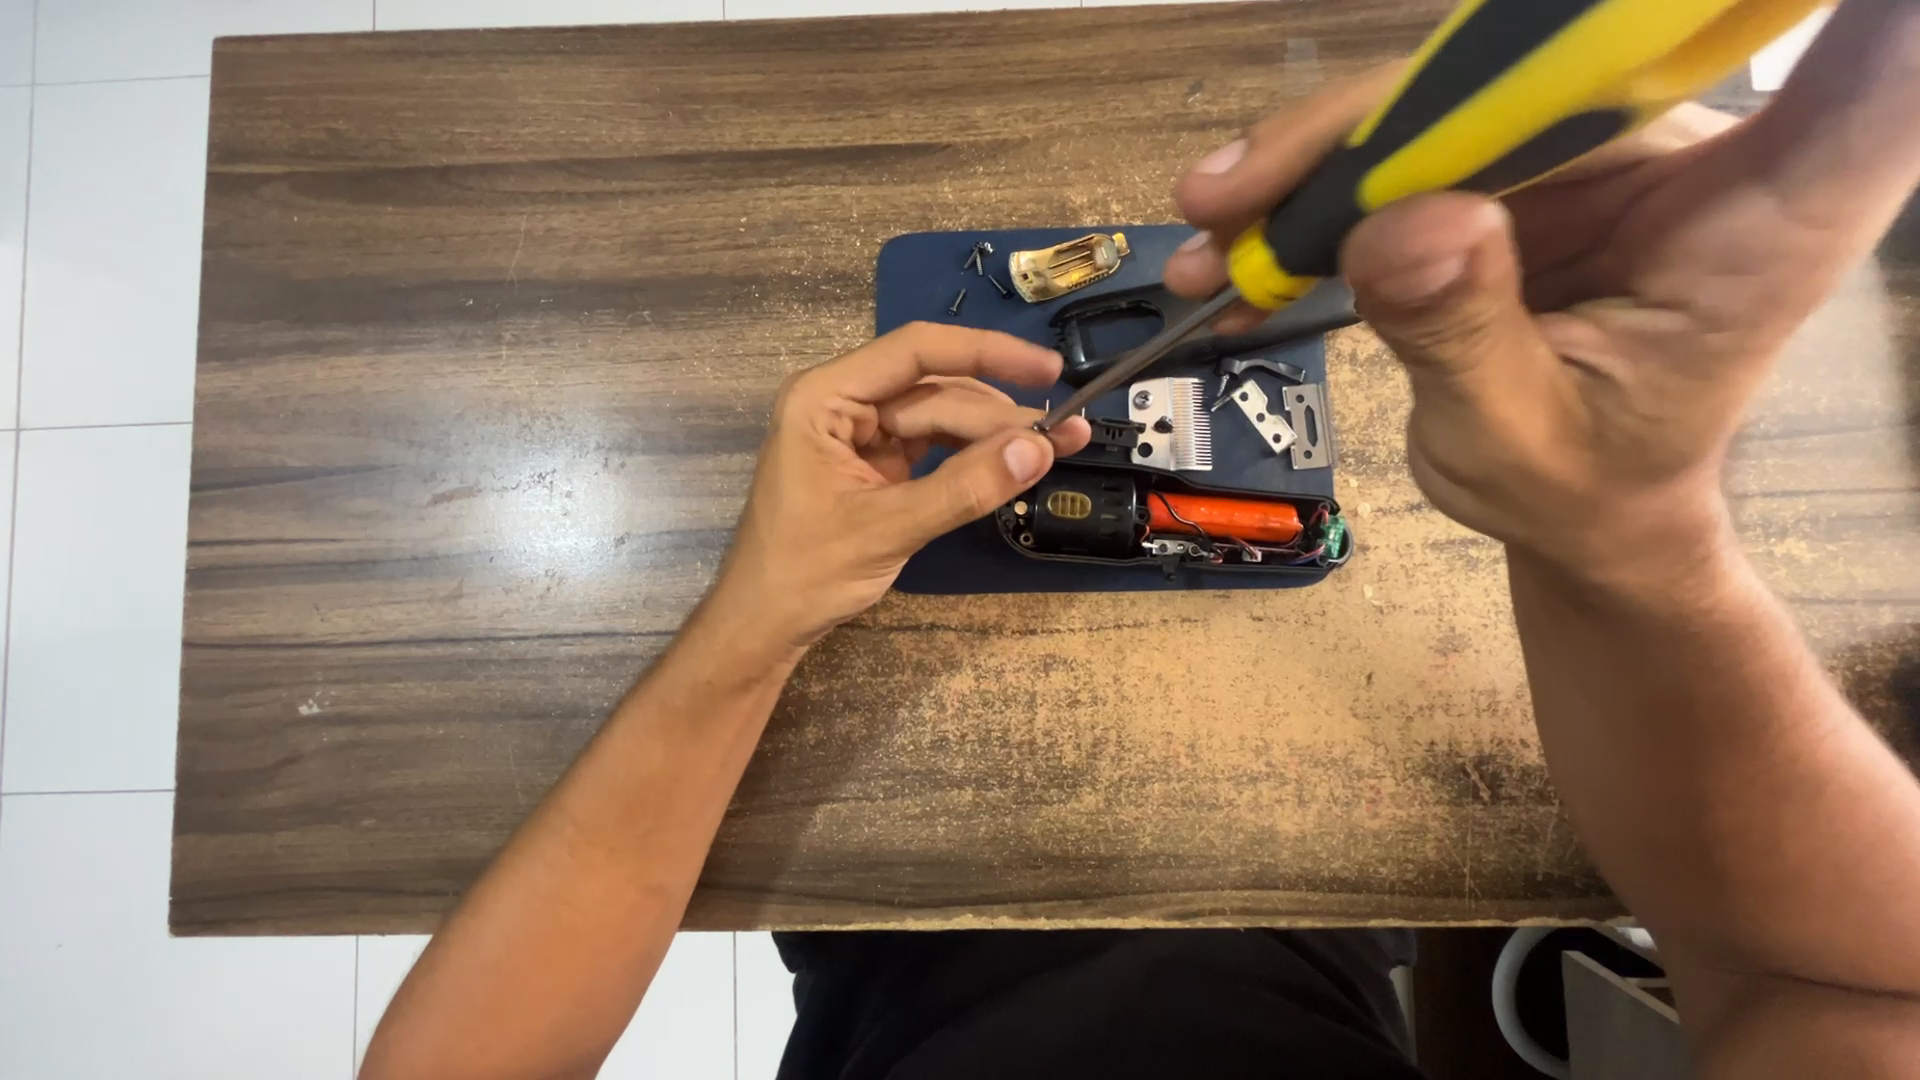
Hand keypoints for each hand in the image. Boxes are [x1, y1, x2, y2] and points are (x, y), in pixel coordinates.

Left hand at [711, 323, 1090, 654]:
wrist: (766, 623)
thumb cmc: (804, 573)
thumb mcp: (886, 528)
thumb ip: (963, 488)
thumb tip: (1038, 450)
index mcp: (825, 398)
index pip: (915, 352)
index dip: (987, 353)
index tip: (1047, 368)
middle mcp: (844, 404)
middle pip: (936, 391)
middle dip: (998, 414)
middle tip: (1065, 434)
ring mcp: (862, 435)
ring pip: (941, 419)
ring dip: (993, 437)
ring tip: (1054, 449)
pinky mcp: (878, 466)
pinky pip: (935, 449)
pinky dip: (972, 459)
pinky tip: (1011, 465)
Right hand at [1165, 0, 1919, 581]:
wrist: (1566, 501)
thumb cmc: (1576, 485)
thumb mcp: (1513, 436)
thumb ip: (1466, 335)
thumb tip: (1400, 227)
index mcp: (1762, 204)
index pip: (1861, 50)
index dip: (1822, 19)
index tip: (1770, 18)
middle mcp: (1674, 143)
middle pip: (1524, 70)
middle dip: (1362, 126)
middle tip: (1226, 195)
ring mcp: (1575, 155)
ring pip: (1429, 112)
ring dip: (1299, 178)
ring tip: (1202, 249)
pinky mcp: (1498, 179)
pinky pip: (1390, 169)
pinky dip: (1304, 219)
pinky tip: (1236, 274)